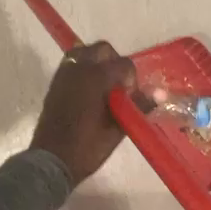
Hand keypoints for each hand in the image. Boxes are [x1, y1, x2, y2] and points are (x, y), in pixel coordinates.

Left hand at [29, 42, 136, 183]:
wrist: (52, 159)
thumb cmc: (87, 147)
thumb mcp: (117, 129)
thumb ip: (137, 107)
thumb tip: (158, 96)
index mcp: (96, 78)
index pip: (123, 64)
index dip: (131, 78)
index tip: (130, 96)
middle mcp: (79, 69)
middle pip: (102, 49)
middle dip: (114, 63)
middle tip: (118, 86)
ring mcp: (64, 74)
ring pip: (84, 52)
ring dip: (97, 62)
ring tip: (103, 85)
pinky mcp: (55, 83)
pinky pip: (71, 64)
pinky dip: (83, 69)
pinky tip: (89, 91)